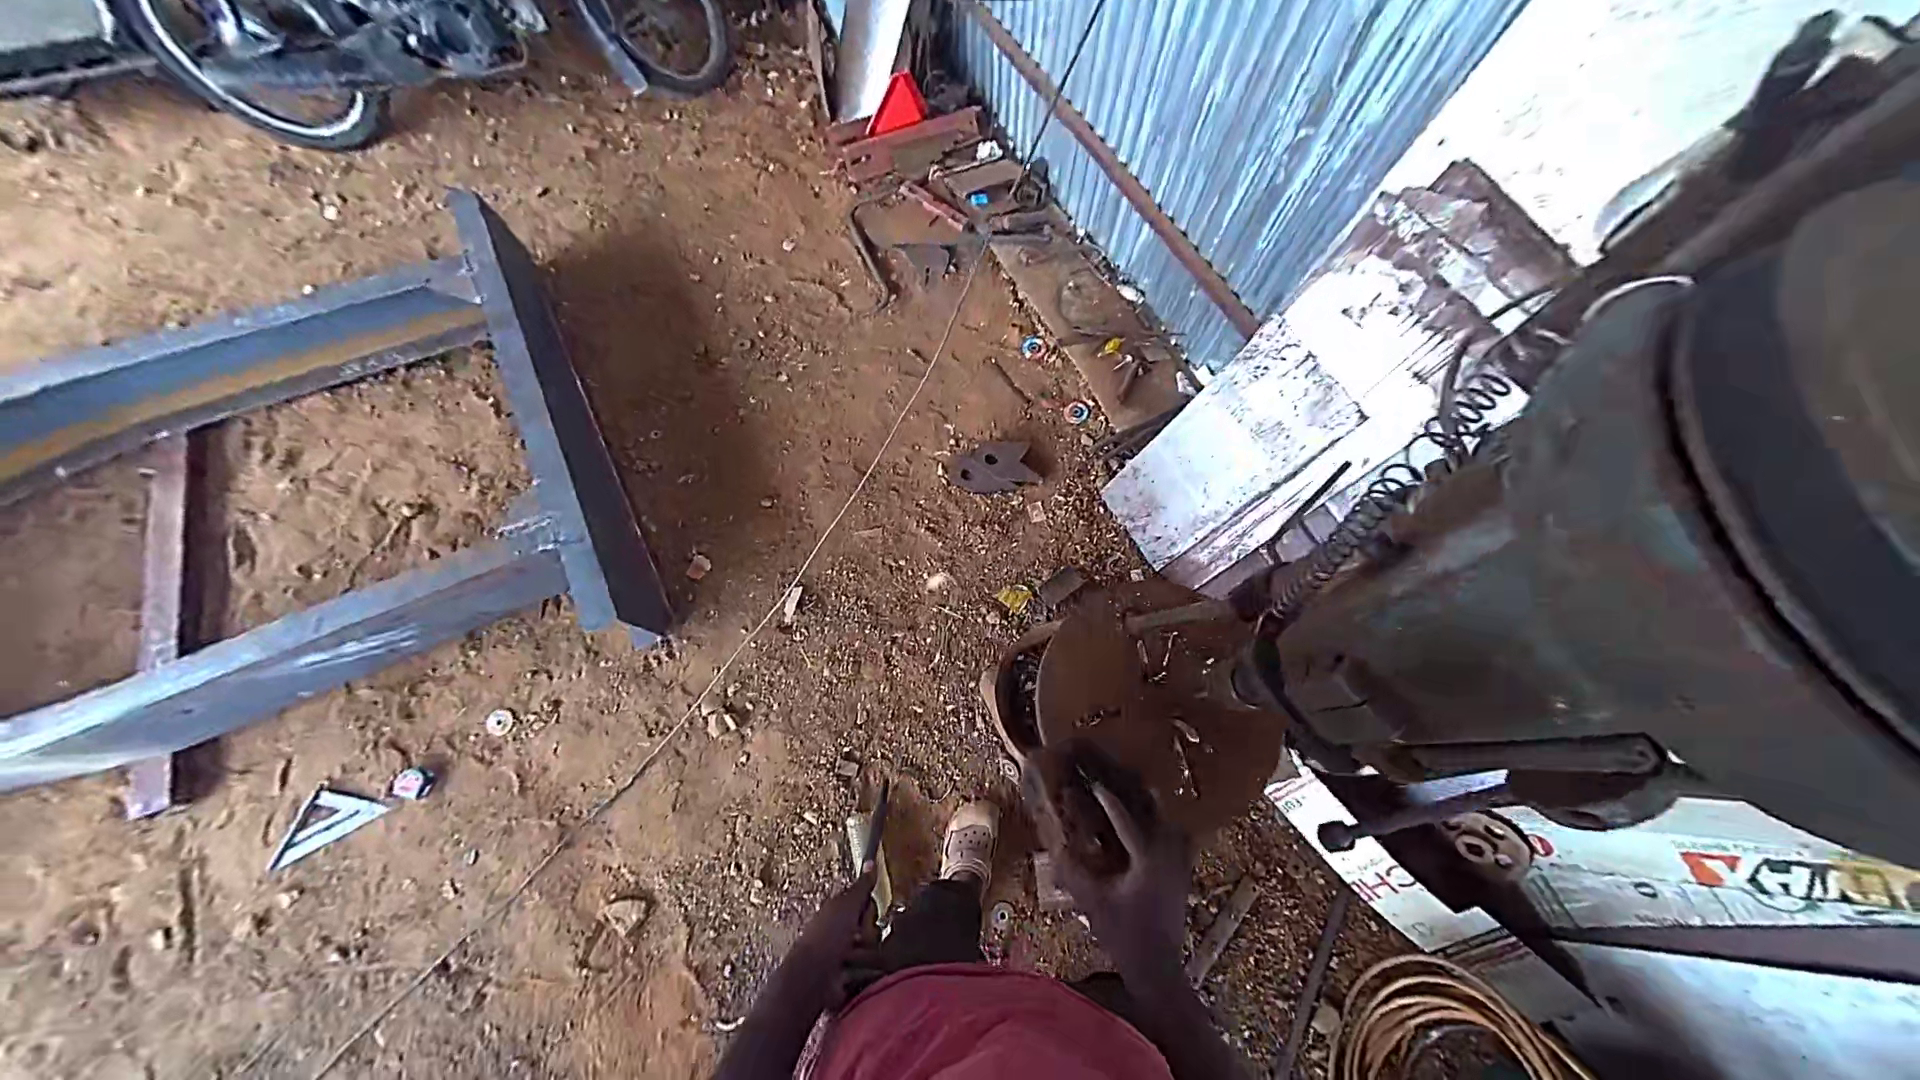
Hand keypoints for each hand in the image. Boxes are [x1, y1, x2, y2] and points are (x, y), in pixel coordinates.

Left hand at [714, 872, 879, 1079]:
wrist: (813, 978)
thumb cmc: (825, 937)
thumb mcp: (846, 905)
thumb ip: (862, 886)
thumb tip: (871, 861)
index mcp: (839, 912)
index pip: (869, 905)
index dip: (869, 911)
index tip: (863, 915)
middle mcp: (843, 932)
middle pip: (874, 927)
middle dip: (868, 934)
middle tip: (856, 940)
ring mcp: (847, 956)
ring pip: (875, 950)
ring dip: (865, 955)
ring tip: (850, 960)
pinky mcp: (851, 977)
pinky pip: (872, 972)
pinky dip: (864, 972)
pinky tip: (853, 973)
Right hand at [1026, 741, 1192, 978]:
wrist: (1158, 968)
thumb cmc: (1123, 934)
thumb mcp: (1092, 900)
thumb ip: (1072, 871)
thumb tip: (1053, 845)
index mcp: (1147, 857)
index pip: (1125, 818)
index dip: (1108, 799)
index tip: (1094, 783)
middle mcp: (1168, 854)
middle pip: (1155, 812)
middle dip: (1135, 795)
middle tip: (1116, 783)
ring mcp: (1180, 865)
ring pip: (1169, 824)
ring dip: (1150, 810)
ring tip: (1133, 798)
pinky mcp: (1183, 875)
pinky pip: (1176, 839)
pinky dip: (1162, 827)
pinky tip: (1150, 827)